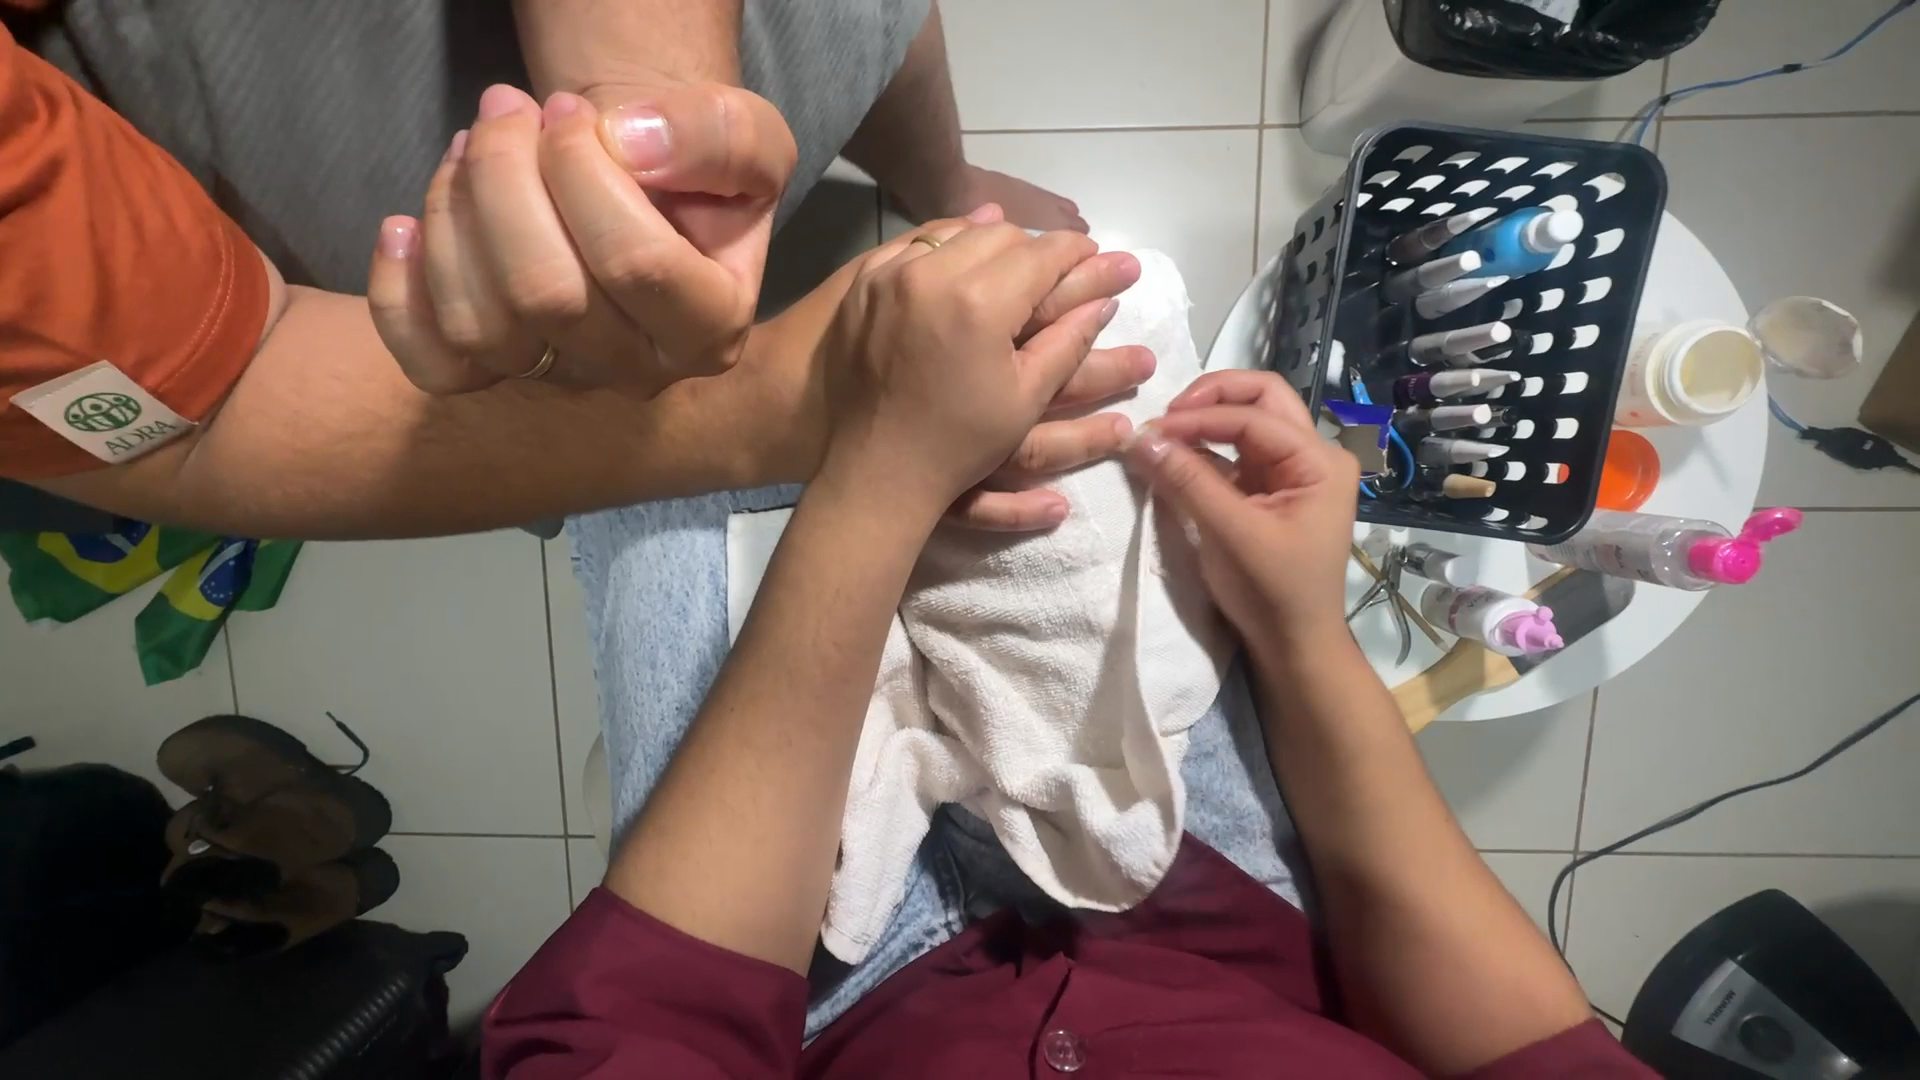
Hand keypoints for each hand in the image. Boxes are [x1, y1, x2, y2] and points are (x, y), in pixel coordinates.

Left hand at [367, 80, 794, 393]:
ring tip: (472, 147)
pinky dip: (398, 296)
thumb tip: (628, 145)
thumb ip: (718, 138)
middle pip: (545, 296)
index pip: (634, 263)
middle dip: (505, 178)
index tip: (571, 111)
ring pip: (481, 324)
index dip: (581, 170)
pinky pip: (435, 365)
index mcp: (713, 329)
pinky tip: (405, 229)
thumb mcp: (749, 137)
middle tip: (508, 110)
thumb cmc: (696, 166)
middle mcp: (644, 371)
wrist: (650, 186)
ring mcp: (572, 378)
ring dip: (452, 211)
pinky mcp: (507, 375)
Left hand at [820, 222, 1121, 519]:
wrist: (875, 470)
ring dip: (987, 247)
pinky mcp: (860, 285)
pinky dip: (940, 254)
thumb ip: (1069, 342)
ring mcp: (889, 275)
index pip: (1043, 255)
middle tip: (1051, 273)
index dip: (1076, 253)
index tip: (1095, 257)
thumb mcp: (1025, 399)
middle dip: (1033, 250)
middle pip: (1001, 235)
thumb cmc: (958, 445)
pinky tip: (955, 271)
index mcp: (980, 304)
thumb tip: (1106, 299)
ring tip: (1006, 271)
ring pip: (954, 234)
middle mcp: (931, 273)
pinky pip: (911, 247)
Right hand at [1125, 370, 1359, 649]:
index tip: (1151, 430)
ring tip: (1163, 434)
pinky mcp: (1266, 490)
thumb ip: (1187, 481)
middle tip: (1167, 416)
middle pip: (1262, 399)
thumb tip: (1140, 437)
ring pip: (1248, 421)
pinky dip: (1203, 450)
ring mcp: (1289, 472)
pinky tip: (1174, 458)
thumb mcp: (1229, 533)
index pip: (1254, 417)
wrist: (1292, 642)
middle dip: (1212, 399)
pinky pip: (1234, 453)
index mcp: (1319, 462)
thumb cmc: (1272, 591)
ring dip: (1205, 421)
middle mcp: (1311, 456)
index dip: (1200, 418)